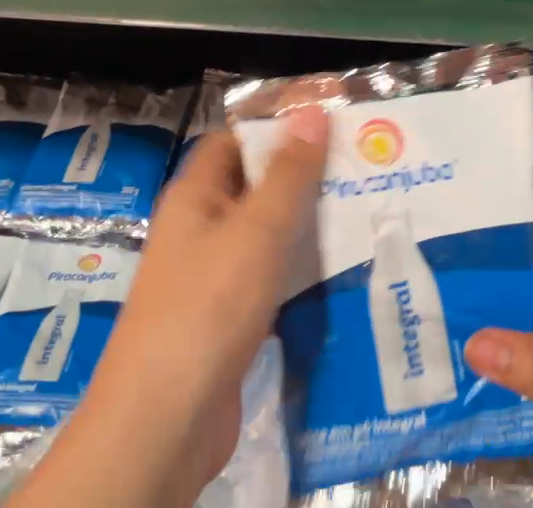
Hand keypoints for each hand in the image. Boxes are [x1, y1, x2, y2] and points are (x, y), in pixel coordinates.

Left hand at [7, 108, 329, 507]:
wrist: (165, 421)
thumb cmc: (207, 309)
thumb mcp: (255, 232)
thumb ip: (288, 174)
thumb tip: (311, 111)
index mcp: (195, 197)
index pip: (235, 140)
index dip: (277, 126)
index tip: (332, 120)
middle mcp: (200, 229)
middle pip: (254, 186)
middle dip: (304, 174)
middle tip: (365, 165)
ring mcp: (213, 277)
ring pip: (266, 234)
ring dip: (308, 223)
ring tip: (367, 209)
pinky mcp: (230, 318)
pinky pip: (271, 278)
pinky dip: (301, 270)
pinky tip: (343, 269)